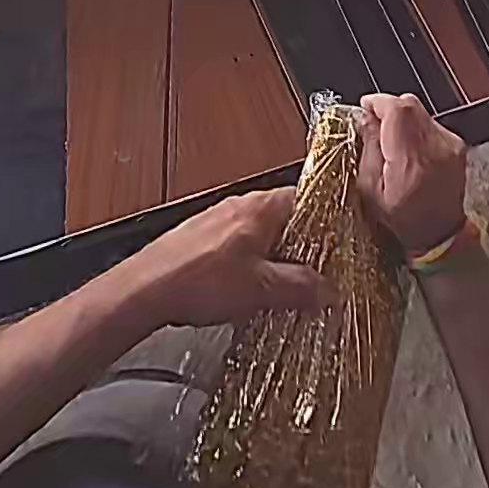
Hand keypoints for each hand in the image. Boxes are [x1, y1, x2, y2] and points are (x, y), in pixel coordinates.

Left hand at [111, 188, 332, 327]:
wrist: (145, 288)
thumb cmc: (199, 280)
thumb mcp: (261, 289)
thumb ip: (300, 287)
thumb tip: (328, 289)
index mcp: (259, 208)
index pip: (306, 198)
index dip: (327, 219)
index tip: (342, 241)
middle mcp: (238, 206)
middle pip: (284, 217)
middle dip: (302, 245)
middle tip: (318, 273)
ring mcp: (217, 220)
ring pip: (260, 233)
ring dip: (275, 256)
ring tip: (285, 287)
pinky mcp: (200, 238)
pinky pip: (237, 245)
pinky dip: (250, 262)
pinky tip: (249, 289)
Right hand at [358, 92, 468, 252]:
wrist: (440, 233)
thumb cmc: (403, 218)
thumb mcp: (371, 189)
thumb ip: (368, 150)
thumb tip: (365, 120)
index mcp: (412, 162)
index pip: (398, 112)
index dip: (378, 102)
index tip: (364, 106)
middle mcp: (436, 150)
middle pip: (410, 105)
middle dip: (387, 106)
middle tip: (373, 120)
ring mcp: (450, 146)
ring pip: (420, 110)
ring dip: (400, 116)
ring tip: (389, 137)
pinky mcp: (457, 145)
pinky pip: (430, 121)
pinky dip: (414, 125)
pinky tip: (407, 145)